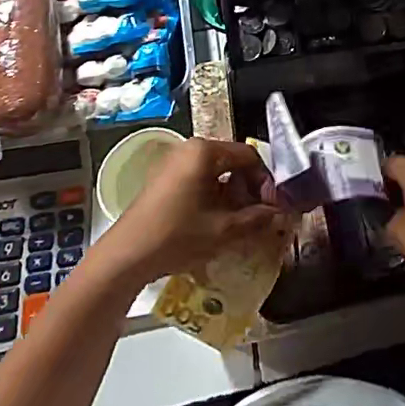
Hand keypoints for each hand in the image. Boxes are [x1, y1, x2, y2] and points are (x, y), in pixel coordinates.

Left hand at [88, 138, 290, 285]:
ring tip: (239, 222)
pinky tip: (216, 222)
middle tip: (259, 215)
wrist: (125, 257)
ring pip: (215, 172)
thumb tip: (278, 213)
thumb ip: (256, 218)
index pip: (249, 156)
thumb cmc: (176, 236)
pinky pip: (198, 179)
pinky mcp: (163, 179)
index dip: (265, 181)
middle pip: (232, 161)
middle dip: (248, 188)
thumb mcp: (223, 230)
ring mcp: (173, 163)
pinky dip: (213, 196)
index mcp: (204, 151)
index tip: (273, 206)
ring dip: (232, 194)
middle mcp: (188, 149)